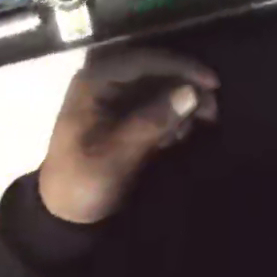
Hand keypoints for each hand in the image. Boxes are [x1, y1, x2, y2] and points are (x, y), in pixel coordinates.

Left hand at [38, 50, 219, 224]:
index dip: (181, 68)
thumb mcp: (118, 155)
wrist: (64, 215)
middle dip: (186, 86)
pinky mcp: (123, 112)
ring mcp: (113, 95)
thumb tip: (190, 93)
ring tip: (201, 124)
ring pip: (158, 85)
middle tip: (213, 108)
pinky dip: (171, 114)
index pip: (144, 61)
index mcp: (94, 81)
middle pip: (155, 69)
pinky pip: (154, 101)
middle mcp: (104, 79)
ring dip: (181, 102)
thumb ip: (153, 121)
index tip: (212, 83)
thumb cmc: (84, 181)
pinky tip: (179, 134)